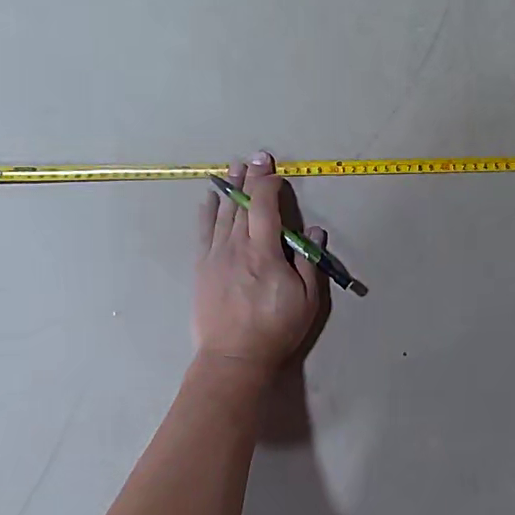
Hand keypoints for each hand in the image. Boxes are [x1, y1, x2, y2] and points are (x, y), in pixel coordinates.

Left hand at [193, 152, 323, 369]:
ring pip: (222, 213)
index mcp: (264, 252)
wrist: (233, 357)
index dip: (268, 182)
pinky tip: (209, 199)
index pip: (265, 206)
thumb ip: (308, 261)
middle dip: (248, 177)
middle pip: (242, 203)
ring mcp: (215, 256)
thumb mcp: (307, 300)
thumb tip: (312, 229)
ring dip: (230, 188)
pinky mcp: (202, 268)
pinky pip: (203, 232)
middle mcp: (236, 246)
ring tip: (233, 168)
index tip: (272, 168)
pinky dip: (207, 212)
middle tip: (253, 157)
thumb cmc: (275, 330)